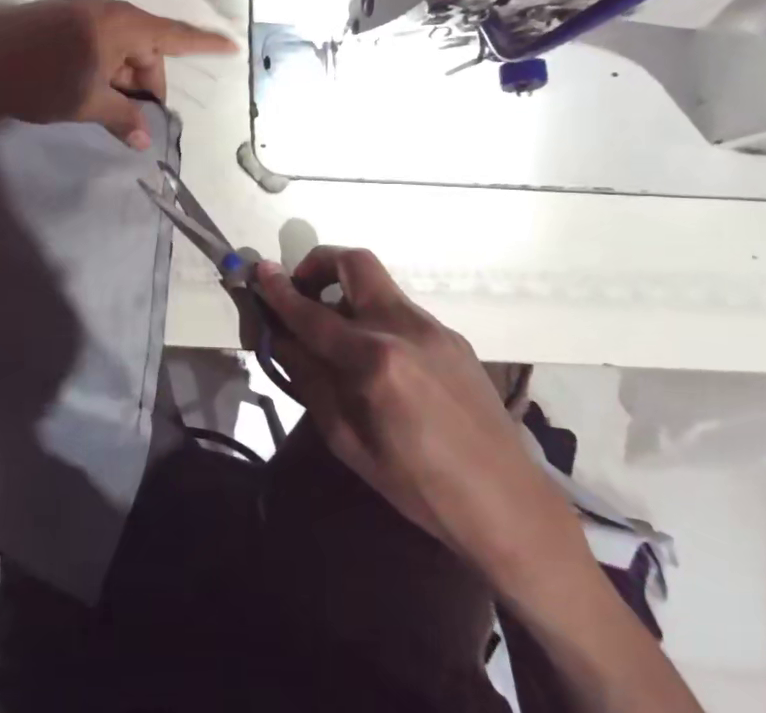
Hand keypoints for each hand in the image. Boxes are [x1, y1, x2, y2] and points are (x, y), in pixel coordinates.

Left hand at [0, 0, 235, 148]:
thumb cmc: (38, 84)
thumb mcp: (87, 103)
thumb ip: (122, 117)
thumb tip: (144, 138)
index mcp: (119, 23)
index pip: (174, 35)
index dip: (203, 43)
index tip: (230, 45)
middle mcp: (103, 8)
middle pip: (144, 44)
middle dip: (145, 80)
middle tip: (135, 116)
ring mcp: (77, 9)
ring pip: (117, 44)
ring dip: (121, 74)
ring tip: (105, 106)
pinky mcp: (55, 17)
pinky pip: (94, 39)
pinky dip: (100, 63)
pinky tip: (84, 86)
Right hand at [253, 248, 578, 582]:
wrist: (506, 503)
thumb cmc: (417, 484)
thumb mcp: (347, 440)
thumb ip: (311, 380)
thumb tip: (283, 340)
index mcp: (375, 360)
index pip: (312, 313)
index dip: (279, 292)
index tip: (259, 272)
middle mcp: (406, 329)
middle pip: (356, 263)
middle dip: (319, 264)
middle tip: (301, 292)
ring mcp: (436, 329)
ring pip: (380, 287)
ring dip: (347, 295)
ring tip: (335, 338)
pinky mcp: (454, 339)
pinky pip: (402, 313)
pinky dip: (375, 319)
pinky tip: (376, 361)